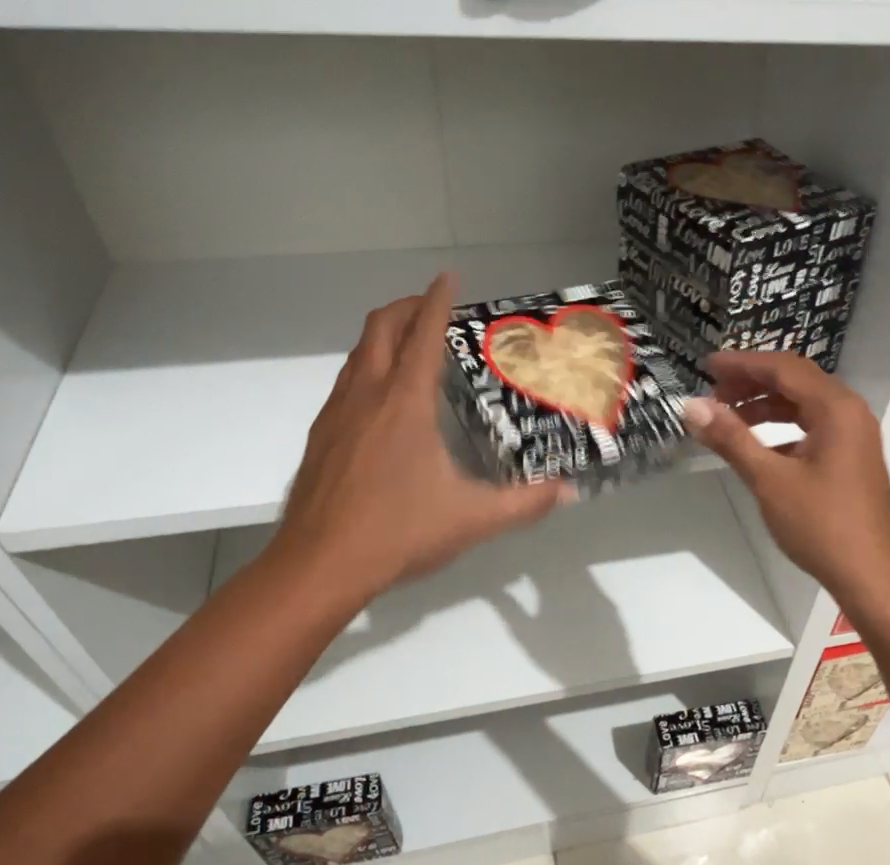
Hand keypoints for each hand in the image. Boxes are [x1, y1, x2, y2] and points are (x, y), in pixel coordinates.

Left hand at [264, 273, 568, 606]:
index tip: (450, 276)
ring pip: (358, 353)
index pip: (423, 334)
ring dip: (383, 336)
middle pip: (380, 327)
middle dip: (407, 307)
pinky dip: (367, 369)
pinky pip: (346, 382)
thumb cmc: (399, 533)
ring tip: (411, 347)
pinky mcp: (320, 436)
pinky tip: (382, 401)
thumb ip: (525, 503)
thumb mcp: (473, 519)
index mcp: (405, 402)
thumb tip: (569, 492)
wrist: (320, 563)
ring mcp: (336, 414)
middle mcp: (367, 395)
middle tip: (433, 309)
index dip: (438, 300)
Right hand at [682, 351, 889, 609]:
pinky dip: (784, 428)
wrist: (867, 573)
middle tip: (713, 393)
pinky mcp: (852, 458)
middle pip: (797, 381)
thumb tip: (692, 405)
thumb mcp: (769, 480)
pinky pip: (814, 427)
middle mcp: (851, 412)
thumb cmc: (820, 525)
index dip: (742, 364)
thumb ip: (731, 438)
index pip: (784, 368)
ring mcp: (855, 436)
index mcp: (836, 408)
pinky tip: (759, 446)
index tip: (706, 366)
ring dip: (767, 406)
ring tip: (729, 417)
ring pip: (805, 405)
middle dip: (752, 383)